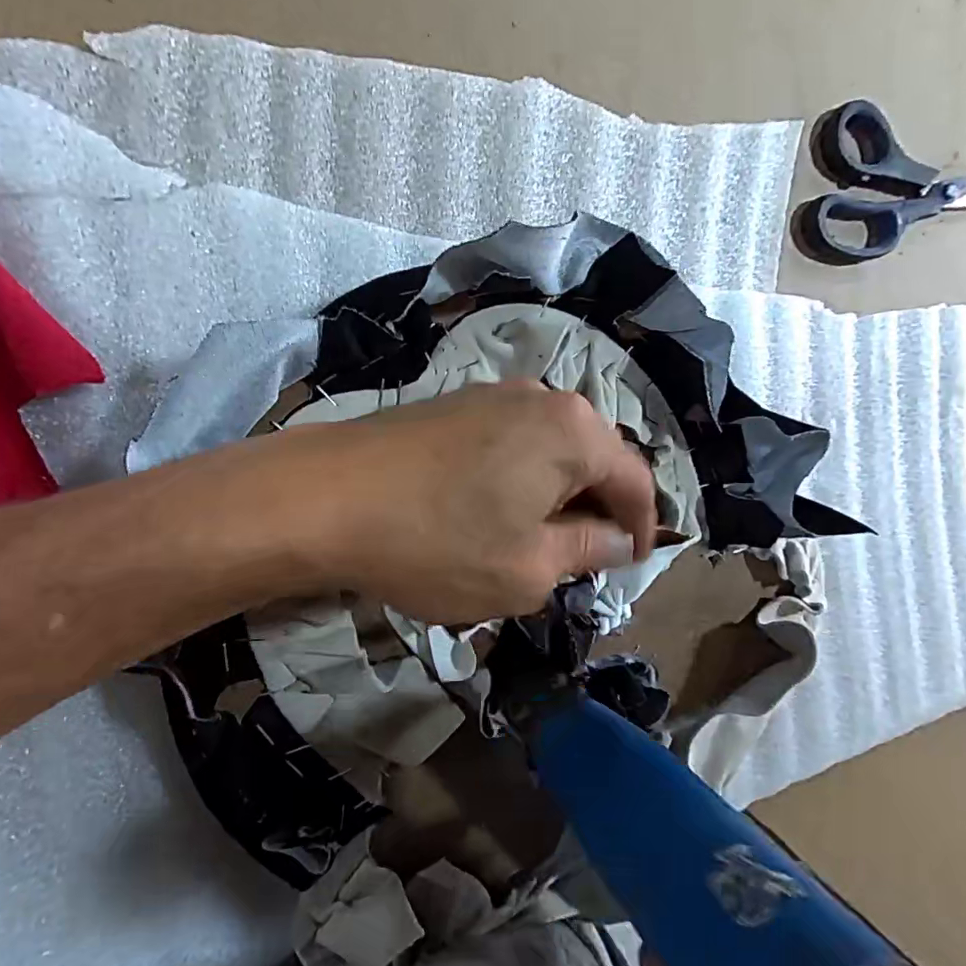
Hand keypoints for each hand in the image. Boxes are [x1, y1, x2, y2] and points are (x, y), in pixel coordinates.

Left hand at [239, 381, 656, 623]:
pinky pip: (509, 442)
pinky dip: (516, 478)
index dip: (643, 527)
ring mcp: (492, 394)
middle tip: (583, 557)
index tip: (634, 563)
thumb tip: (615, 540)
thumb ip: (585, 552)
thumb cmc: (438, 543)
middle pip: (593, 458)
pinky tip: (488, 511)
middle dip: (596, 508)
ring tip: (533, 538)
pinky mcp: (451, 403)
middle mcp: (542, 399)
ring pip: (549, 449)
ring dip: (554, 494)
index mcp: (575, 433)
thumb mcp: (527, 570)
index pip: (636, 481)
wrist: (321, 498)